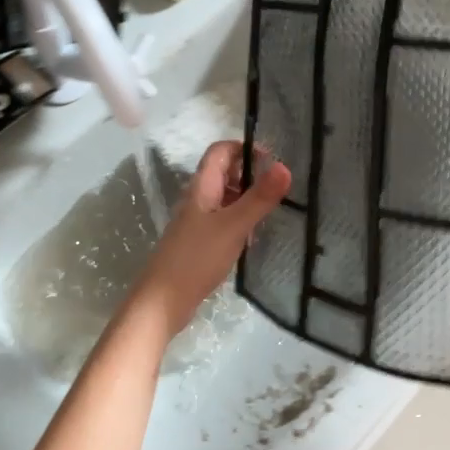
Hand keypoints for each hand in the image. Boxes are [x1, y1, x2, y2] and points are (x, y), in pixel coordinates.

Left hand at [130, 141, 290, 329]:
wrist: (163, 300)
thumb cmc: (197, 257)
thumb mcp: (233, 226)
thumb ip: (259, 198)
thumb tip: (285, 167)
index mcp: (202, 187)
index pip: (220, 151)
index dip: (244, 148)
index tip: (273, 159)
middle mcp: (198, 199)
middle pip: (224, 173)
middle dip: (250, 174)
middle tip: (279, 186)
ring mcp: (197, 222)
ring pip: (225, 199)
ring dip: (247, 199)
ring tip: (274, 210)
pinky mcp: (200, 243)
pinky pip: (223, 221)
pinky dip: (240, 221)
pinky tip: (254, 236)